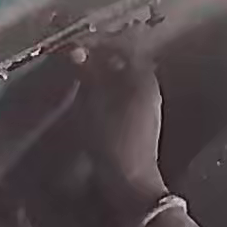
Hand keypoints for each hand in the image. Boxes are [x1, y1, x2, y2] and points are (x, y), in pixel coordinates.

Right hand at [70, 45, 169, 225]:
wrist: (130, 183)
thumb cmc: (111, 140)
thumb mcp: (93, 104)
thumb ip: (87, 74)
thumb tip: (77, 50)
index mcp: (143, 78)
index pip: (121, 47)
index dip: (98, 43)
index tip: (76, 45)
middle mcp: (150, 87)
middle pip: (124, 62)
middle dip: (100, 57)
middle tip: (76, 59)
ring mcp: (149, 104)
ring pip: (124, 78)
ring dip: (103, 74)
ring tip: (80, 76)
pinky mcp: (143, 121)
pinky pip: (124, 93)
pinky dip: (108, 89)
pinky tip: (92, 97)